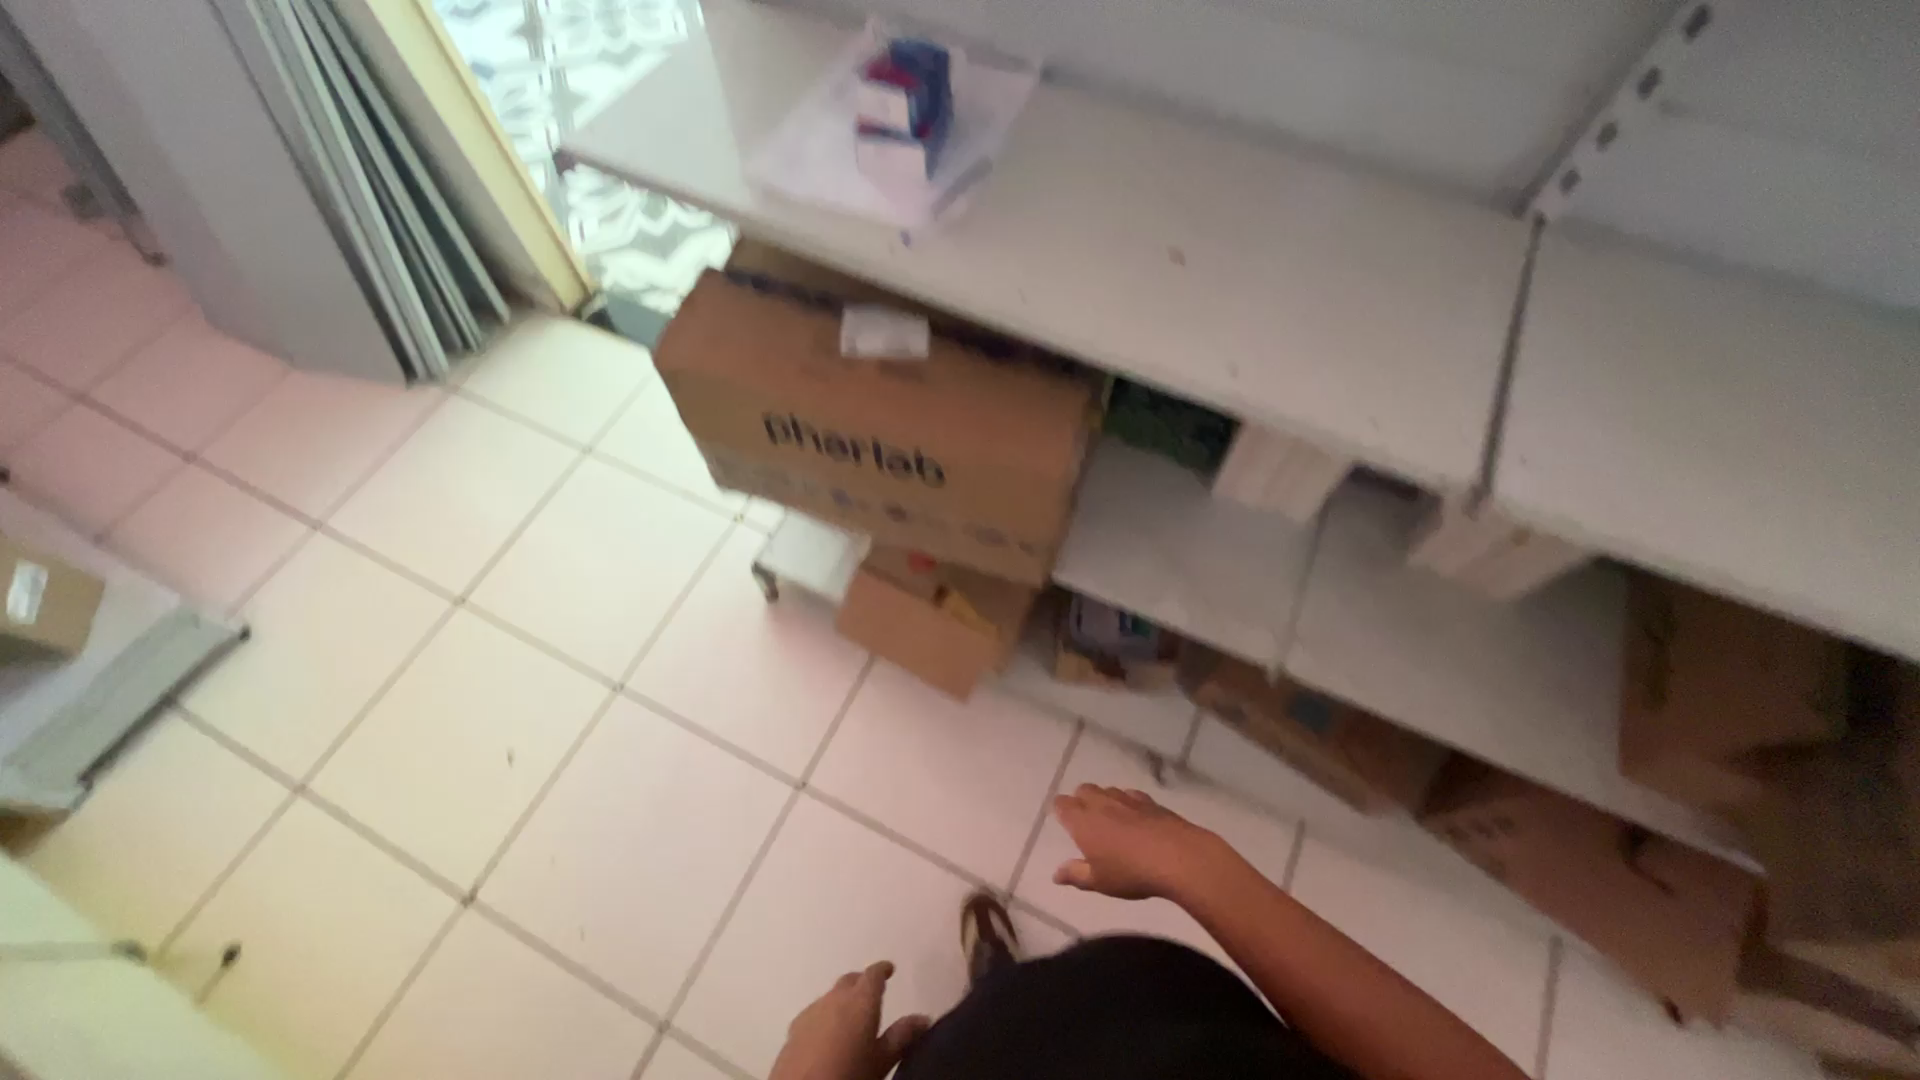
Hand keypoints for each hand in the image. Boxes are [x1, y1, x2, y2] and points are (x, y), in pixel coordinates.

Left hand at [769, 961, 929, 1079]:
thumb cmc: (849, 1076)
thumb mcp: (881, 1061)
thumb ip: (901, 1037)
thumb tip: (923, 1018)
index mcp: (861, 1000)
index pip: (873, 974)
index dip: (882, 969)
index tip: (889, 969)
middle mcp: (835, 998)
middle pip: (850, 980)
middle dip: (861, 983)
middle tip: (872, 994)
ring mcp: (811, 1012)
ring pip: (830, 996)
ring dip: (842, 1000)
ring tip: (851, 1019)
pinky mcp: (792, 1030)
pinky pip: (814, 1013)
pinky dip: (825, 1017)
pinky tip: (827, 1036)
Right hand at [1052, 784, 1238, 901]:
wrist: (1178, 857)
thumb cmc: (1131, 872)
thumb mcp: (1099, 881)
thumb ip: (1075, 875)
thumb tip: (1056, 875)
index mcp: (1082, 821)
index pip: (1062, 804)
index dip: (1061, 811)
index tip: (1064, 822)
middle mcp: (1101, 803)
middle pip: (1083, 790)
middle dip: (1081, 801)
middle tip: (1086, 823)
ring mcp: (1126, 799)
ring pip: (1107, 790)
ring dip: (1104, 800)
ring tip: (1111, 820)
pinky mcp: (1150, 801)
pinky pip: (1130, 795)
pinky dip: (1127, 802)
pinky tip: (1135, 817)